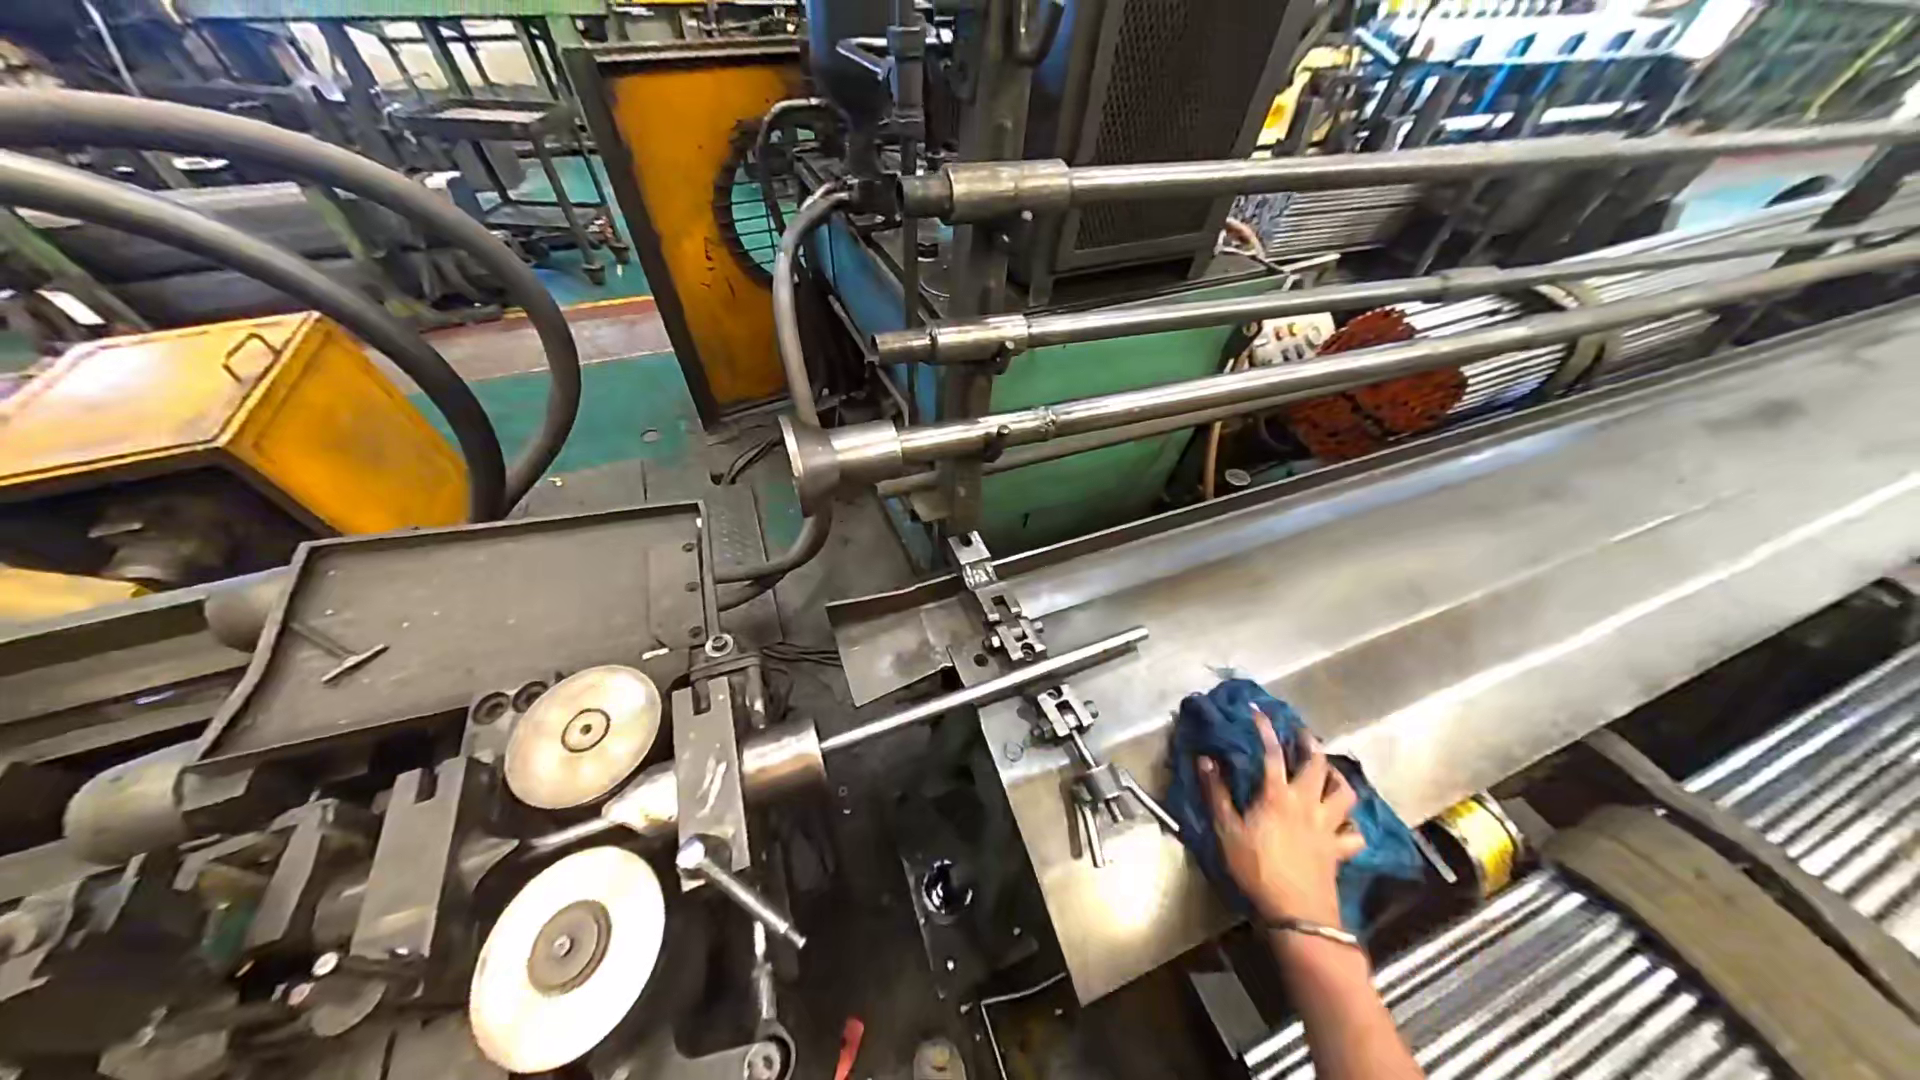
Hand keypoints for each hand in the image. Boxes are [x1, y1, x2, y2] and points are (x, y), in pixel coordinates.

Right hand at [1199, 706, 1365, 927]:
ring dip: (1336, 777)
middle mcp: (1306, 803)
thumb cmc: (1256, 868)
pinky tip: (1343, 823)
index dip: (1265, 729)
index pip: (1272, 753)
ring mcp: (1328, 826)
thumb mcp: (1226, 830)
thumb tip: (1205, 761)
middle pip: (1316, 764)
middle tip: (1300, 732)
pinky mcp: (1340, 849)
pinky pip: (1354, 832)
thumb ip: (1216, 793)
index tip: (1259, 711)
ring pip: (1344, 792)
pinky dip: (1350, 824)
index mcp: (1277, 795)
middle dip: (1309, 743)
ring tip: (1327, 770)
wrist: (1296, 913)